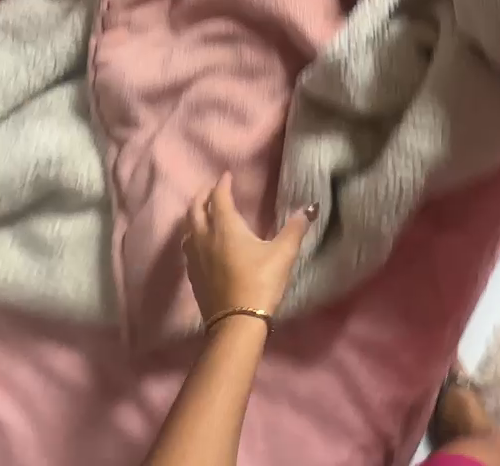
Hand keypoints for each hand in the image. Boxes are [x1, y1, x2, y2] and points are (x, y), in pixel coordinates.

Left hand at [181, 173, 315, 319]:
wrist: (237, 323)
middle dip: (202, 196)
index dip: (222, 184)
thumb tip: (310, 207)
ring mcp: (196, 258)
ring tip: (203, 213)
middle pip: (196, 210)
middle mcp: (205, 238)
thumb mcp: (283, 253)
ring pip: (188, 228)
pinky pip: (188, 247)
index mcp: (225, 228)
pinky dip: (193, 236)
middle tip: (211, 189)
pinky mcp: (193, 276)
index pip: (219, 197)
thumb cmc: (260, 282)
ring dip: (194, 216)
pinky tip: (200, 243)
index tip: (227, 175)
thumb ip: (296, 228)